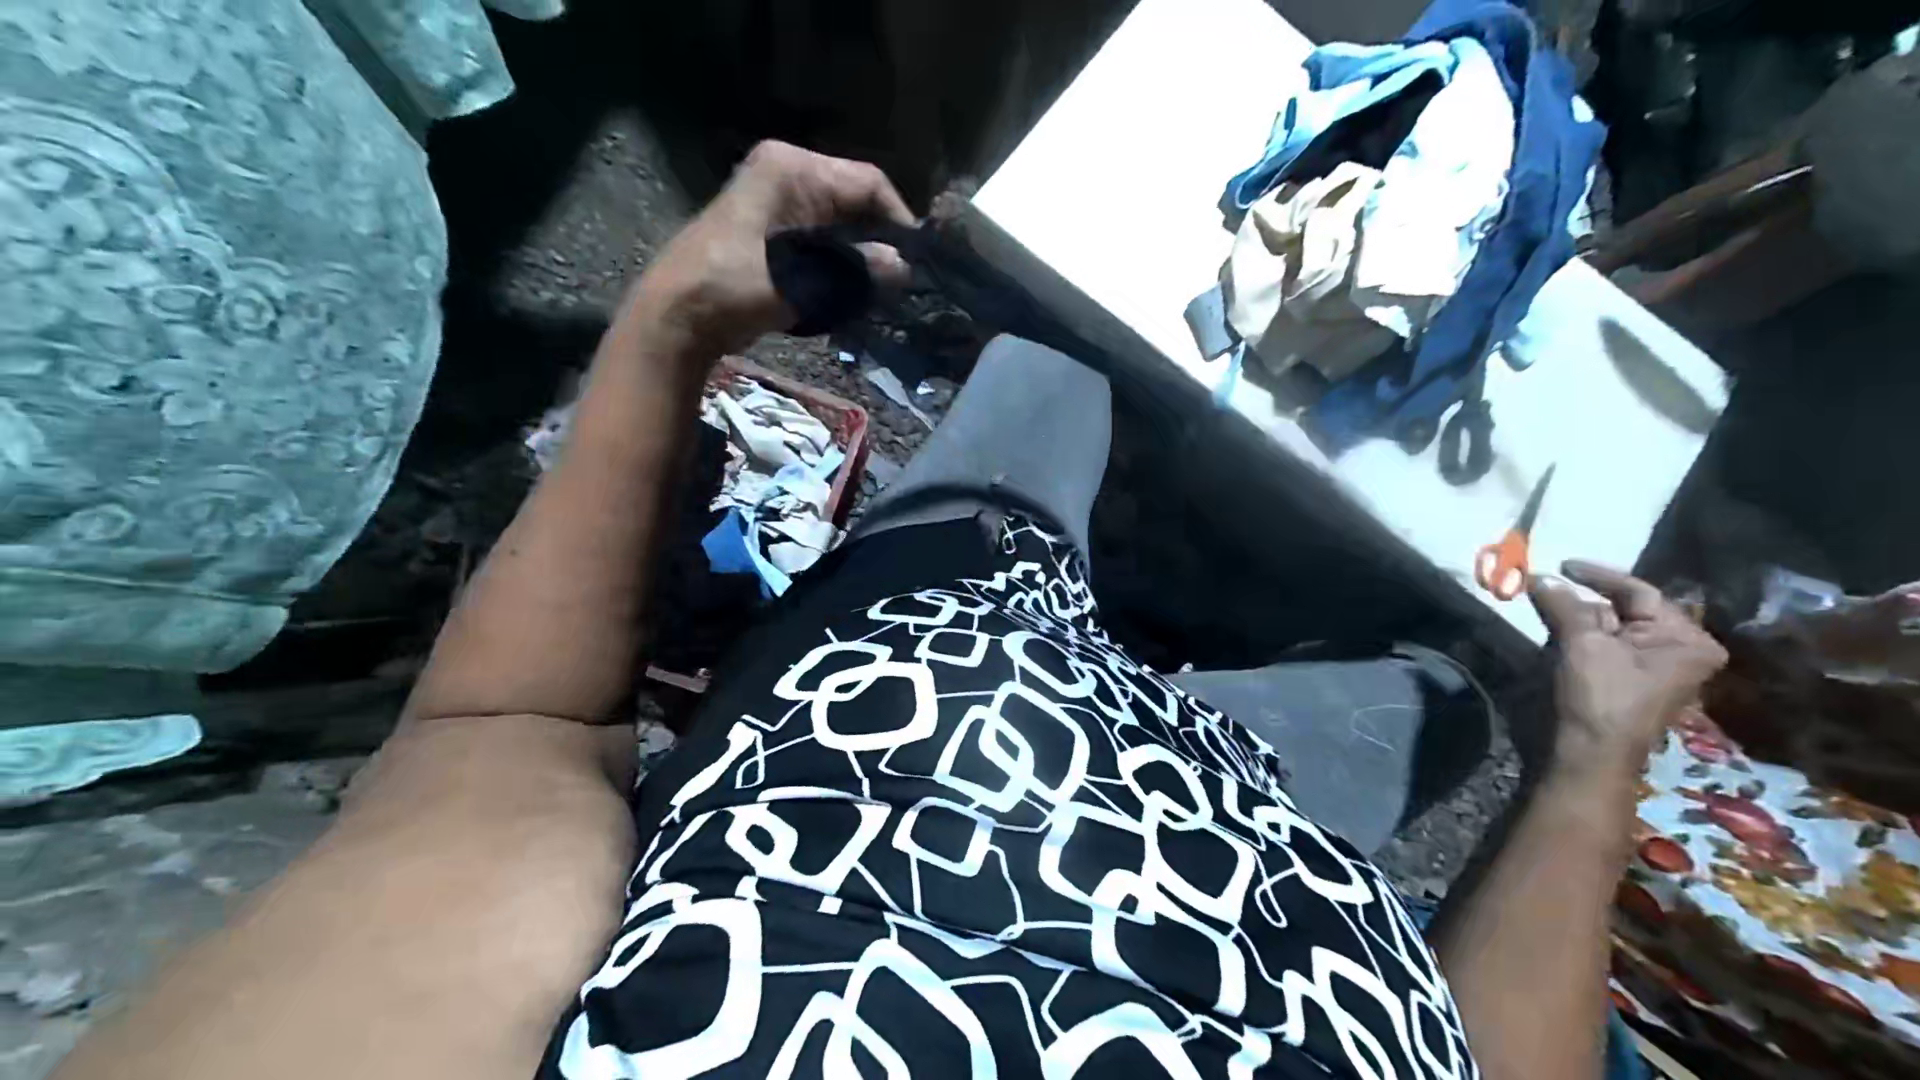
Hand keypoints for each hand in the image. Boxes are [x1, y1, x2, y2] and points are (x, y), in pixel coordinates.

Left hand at [631, 141, 914, 353]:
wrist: (676, 318)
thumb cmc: (732, 289)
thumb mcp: (800, 280)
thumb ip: (856, 272)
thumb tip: (903, 268)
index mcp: (792, 169)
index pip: (868, 183)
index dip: (899, 220)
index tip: (917, 262)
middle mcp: (790, 178)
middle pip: (856, 204)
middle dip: (881, 243)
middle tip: (902, 284)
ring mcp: (781, 207)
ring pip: (843, 228)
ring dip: (862, 260)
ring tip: (881, 294)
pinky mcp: (777, 237)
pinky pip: (824, 245)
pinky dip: (841, 268)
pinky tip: (853, 295)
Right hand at [1531, 561, 1728, 778]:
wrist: (1590, 750)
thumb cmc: (1600, 696)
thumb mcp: (1583, 644)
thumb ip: (1564, 606)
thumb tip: (1541, 577)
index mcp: (1686, 640)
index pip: (1641, 593)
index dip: (1598, 576)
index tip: (1560, 564)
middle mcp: (1677, 649)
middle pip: (1625, 608)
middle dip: (1583, 597)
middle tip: (1545, 582)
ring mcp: (1651, 666)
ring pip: (1609, 626)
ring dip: (1574, 614)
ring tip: (1541, 602)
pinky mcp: (1625, 678)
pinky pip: (1602, 644)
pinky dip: (1575, 632)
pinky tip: (1551, 627)